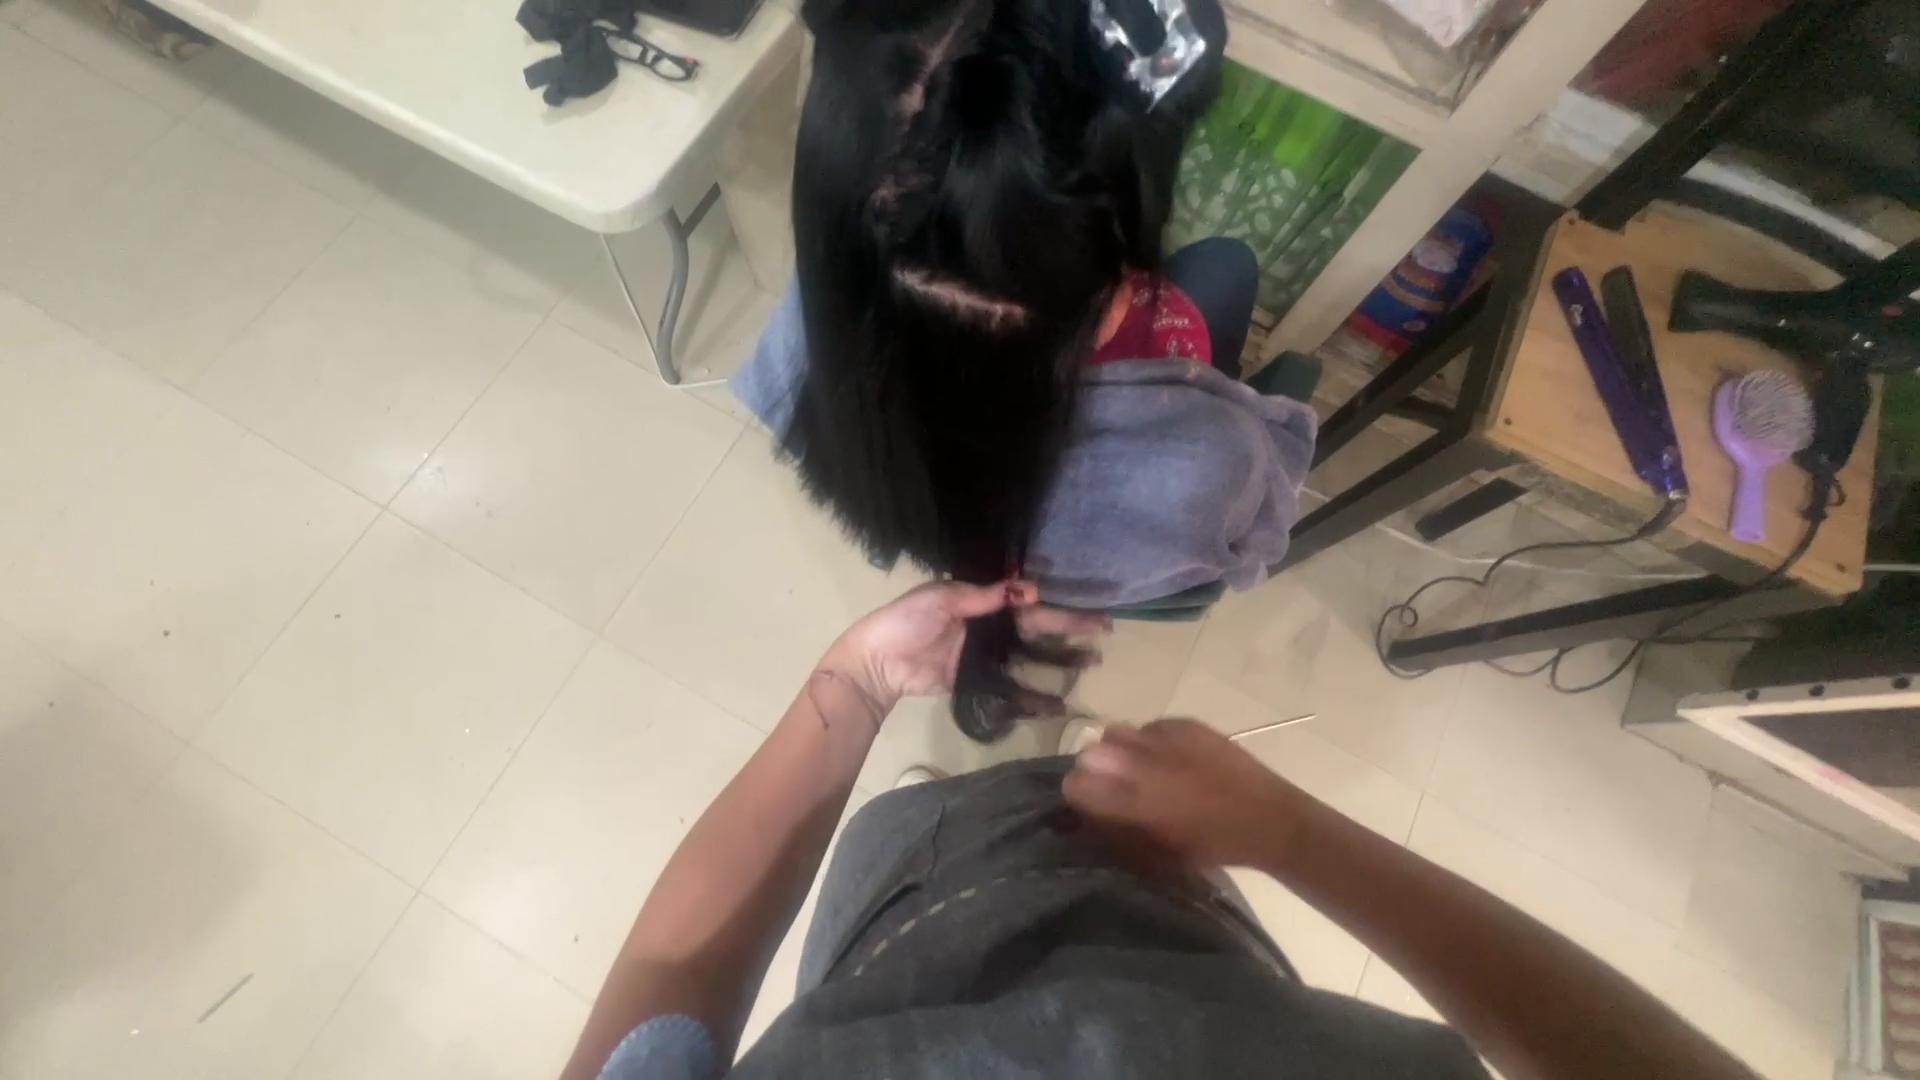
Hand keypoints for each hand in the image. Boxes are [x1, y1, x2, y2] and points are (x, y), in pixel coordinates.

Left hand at [821, 581, 1109, 709]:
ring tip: (1092, 664)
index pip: (1028, 600)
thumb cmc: (906, 621)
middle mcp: (990, 626)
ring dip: (1060, 661)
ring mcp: (987, 656)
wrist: (876, 661)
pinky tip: (1058, 704)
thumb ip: (983, 597)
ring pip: (1032, 657)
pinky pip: (1012, 689)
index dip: (1058, 602)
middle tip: (1106, 631)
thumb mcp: (941, 599)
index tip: (1091, 602)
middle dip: (1071, 628)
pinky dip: (1033, 698)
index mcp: (982, 601)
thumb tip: (1030, 589)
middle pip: (1038, 627)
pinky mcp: (979, 683)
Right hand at [1063, 718, 1306, 867]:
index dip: (1079, 791)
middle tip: (1114, 781)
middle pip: (1091, 752)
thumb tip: (1090, 818)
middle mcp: (1142, 763)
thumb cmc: (1214, 845)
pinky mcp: (1185, 723)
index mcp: (1135, 801)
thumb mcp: (1161, 853)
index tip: (1088, 799)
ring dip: (1120, 748)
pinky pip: (1150, 726)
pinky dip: (1151, 740)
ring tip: (1140, 764)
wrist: (1269, 818)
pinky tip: (1170, 756)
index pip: (1076, 783)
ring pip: (1116, 731)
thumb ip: (1121, 832)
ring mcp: (1164, 738)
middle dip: (1096, 767)